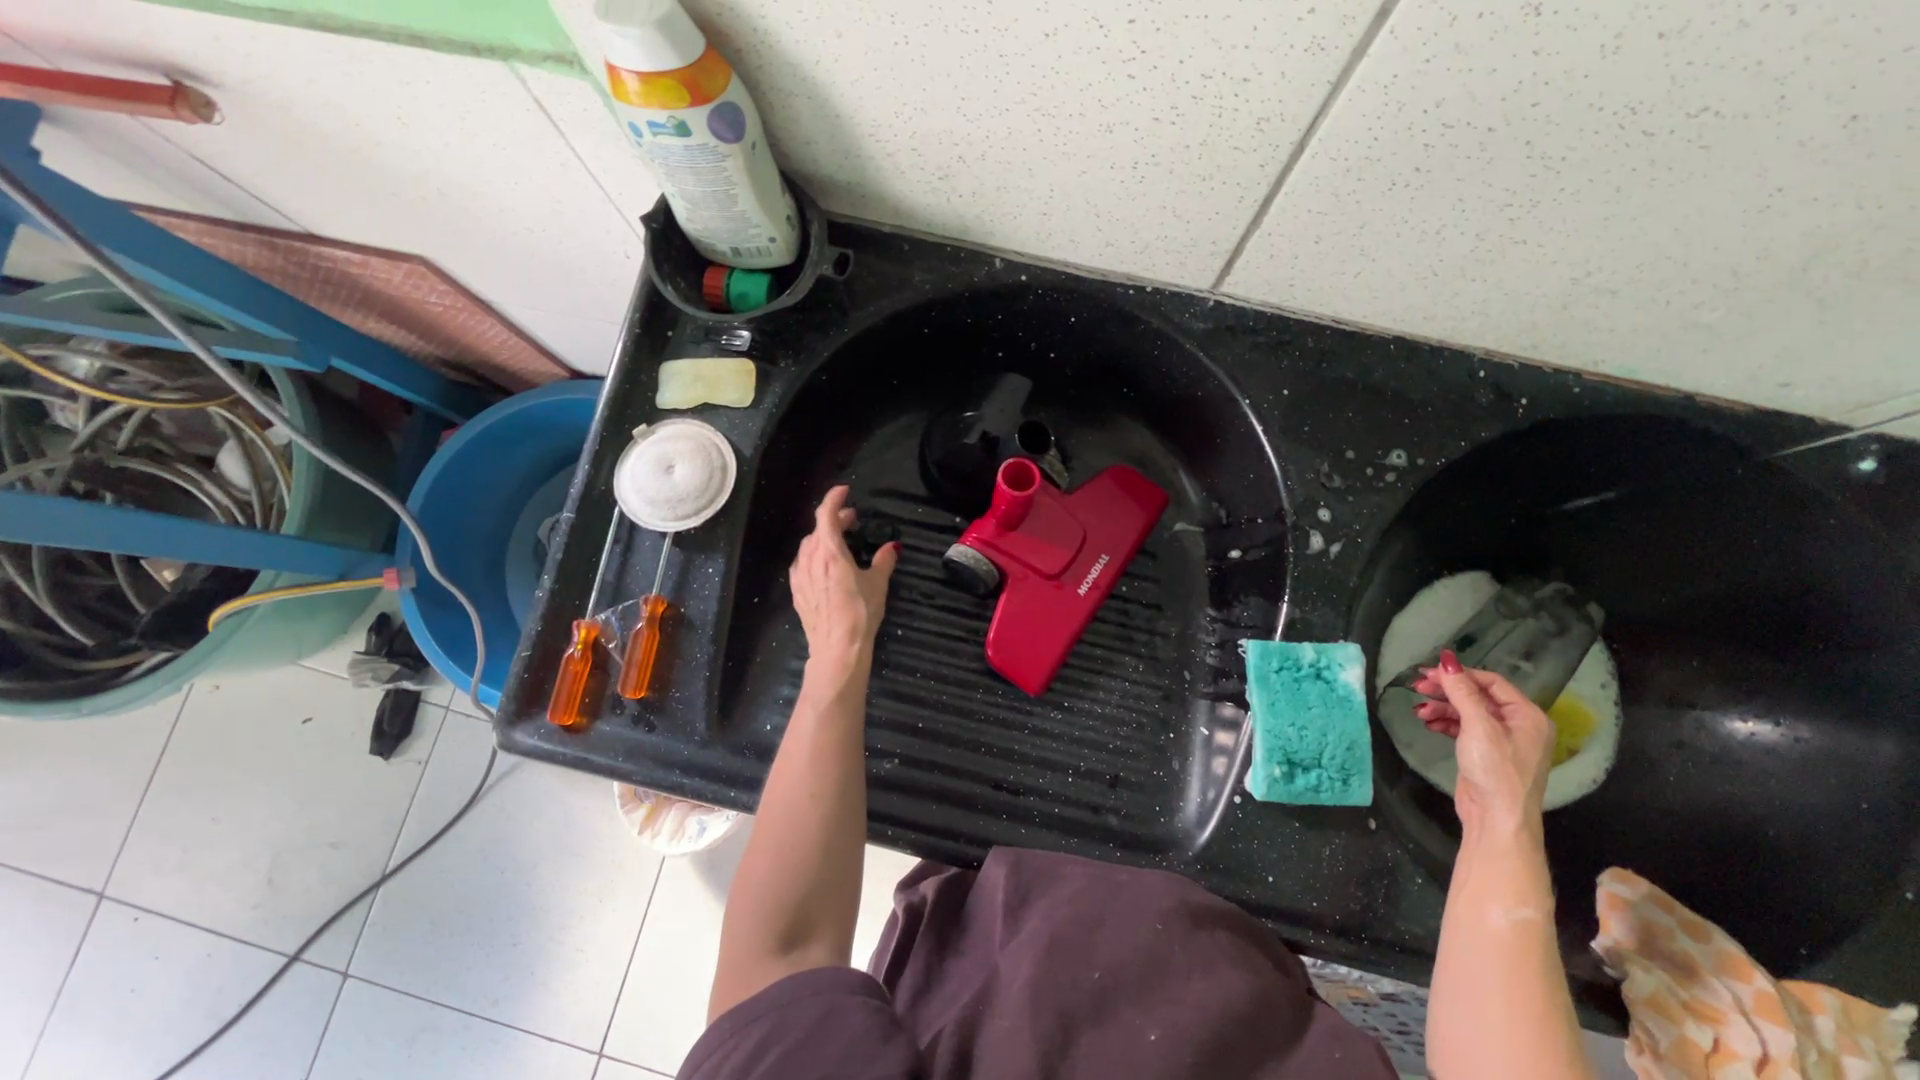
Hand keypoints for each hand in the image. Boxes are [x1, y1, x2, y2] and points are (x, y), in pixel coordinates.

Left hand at [789, 486, 898, 669]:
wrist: (837, 648)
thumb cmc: (860, 613)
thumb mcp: (878, 584)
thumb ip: (884, 561)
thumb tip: (892, 548)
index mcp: (830, 552)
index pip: (826, 515)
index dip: (834, 499)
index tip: (844, 491)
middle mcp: (811, 559)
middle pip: (817, 529)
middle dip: (834, 519)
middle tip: (851, 520)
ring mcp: (800, 575)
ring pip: (808, 546)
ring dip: (822, 538)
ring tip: (839, 541)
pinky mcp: (797, 591)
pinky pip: (803, 564)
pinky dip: (814, 556)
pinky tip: (824, 565)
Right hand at [1412, 651, 1552, 834]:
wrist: (1497, 819)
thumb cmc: (1495, 769)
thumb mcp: (1478, 726)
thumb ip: (1462, 691)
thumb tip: (1446, 659)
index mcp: (1527, 715)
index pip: (1491, 682)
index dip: (1460, 674)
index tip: (1428, 672)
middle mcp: (1518, 725)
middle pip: (1478, 696)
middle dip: (1447, 691)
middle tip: (1417, 687)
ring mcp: (1502, 741)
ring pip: (1468, 713)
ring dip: (1443, 708)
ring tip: (1418, 712)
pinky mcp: (1485, 754)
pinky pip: (1465, 729)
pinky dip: (1446, 723)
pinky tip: (1429, 723)